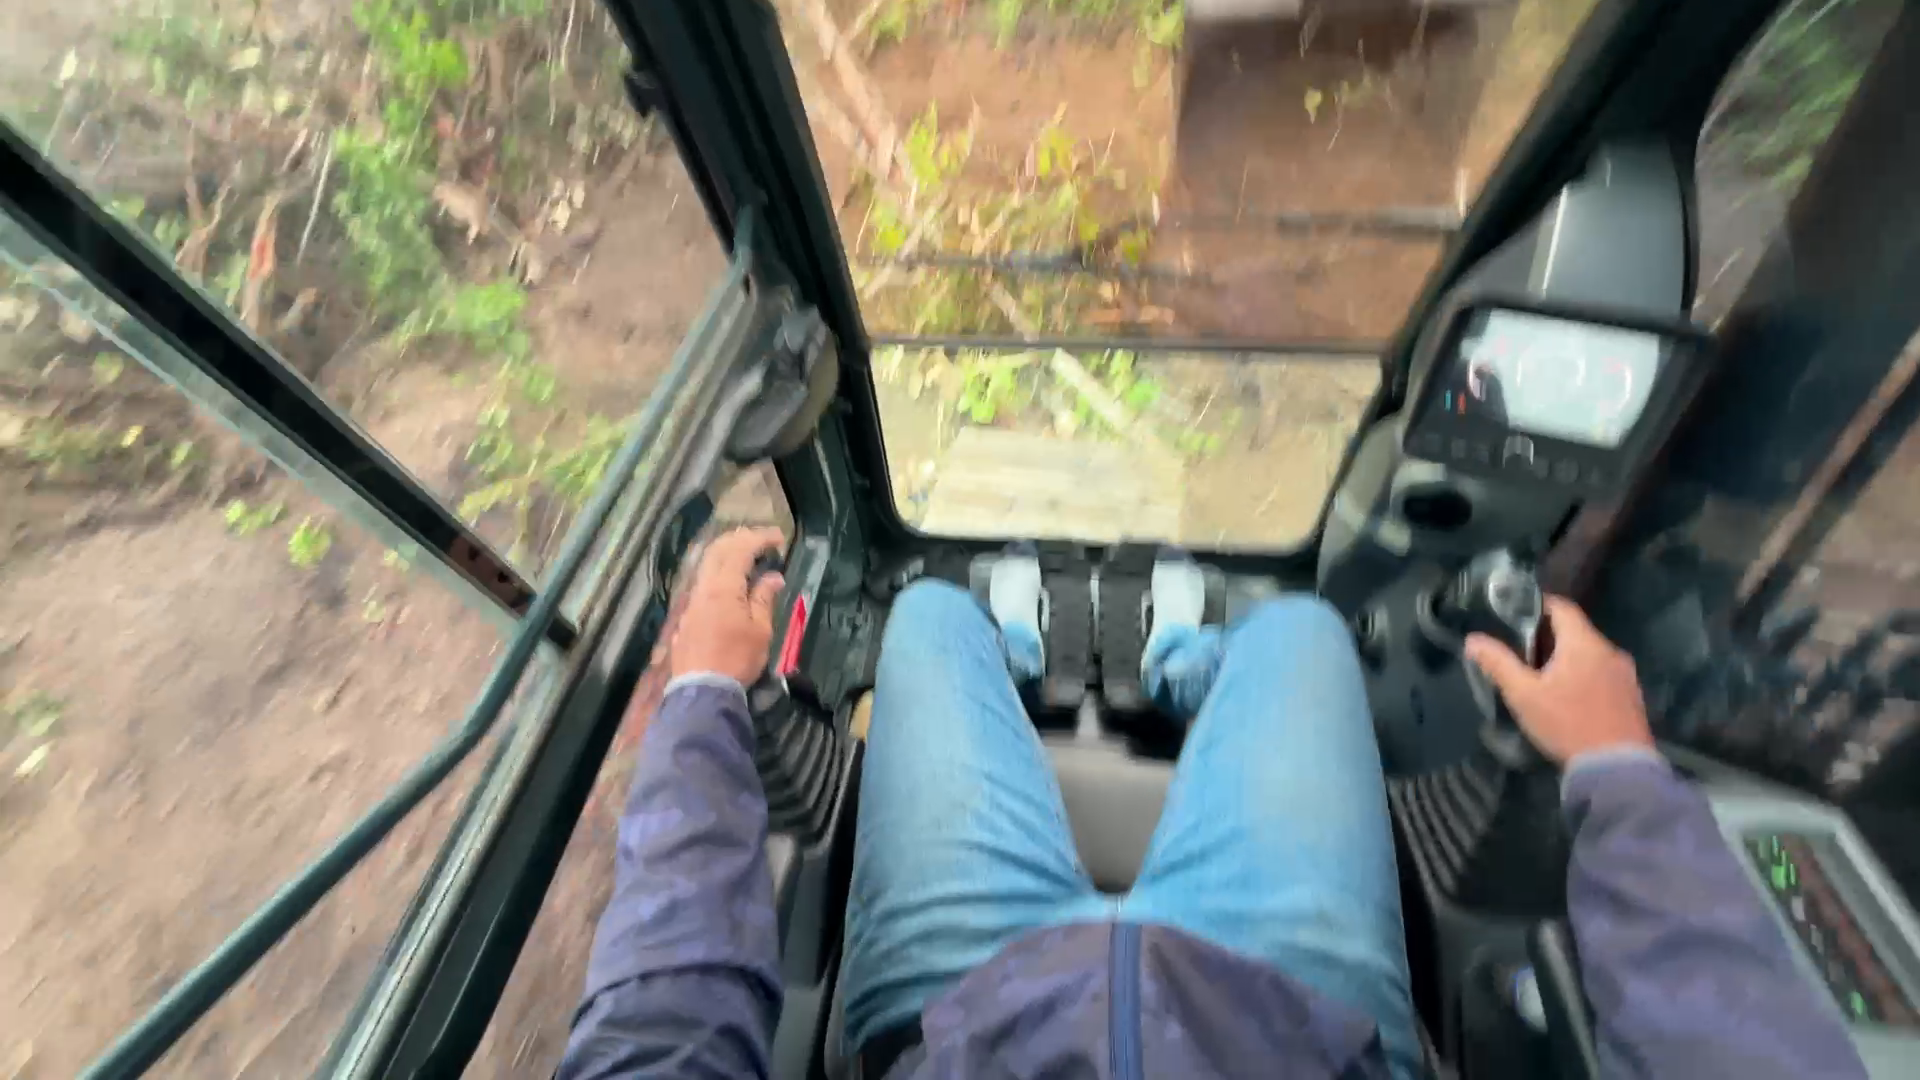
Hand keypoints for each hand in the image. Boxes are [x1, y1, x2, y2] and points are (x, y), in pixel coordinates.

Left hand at [669, 527, 786, 685]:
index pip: (740, 550)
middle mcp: (702, 588)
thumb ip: (763, 598)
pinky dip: (718, 572)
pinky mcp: (687, 616)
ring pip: (706, 566)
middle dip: (740, 538)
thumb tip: (772, 577)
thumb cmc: (737, 659)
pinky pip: (702, 583)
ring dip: (727, 554)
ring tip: (747, 556)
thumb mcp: (760, 630)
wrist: (703, 690)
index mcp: (723, 587)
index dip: (760, 538)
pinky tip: (729, 583)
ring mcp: (691, 602)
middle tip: (761, 539)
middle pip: (717, 550)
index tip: (779, 538)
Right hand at [1463, 595, 1653, 765]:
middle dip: (1545, 634)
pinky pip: (1600, 671)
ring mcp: (1625, 675)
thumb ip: (1497, 662)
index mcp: (1585, 645)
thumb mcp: (1522, 693)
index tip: (1512, 611)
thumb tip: (1472, 640)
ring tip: (1537, 671)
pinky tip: (1563, 692)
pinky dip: (1580, 672)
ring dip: (1563, 655)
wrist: (1616, 768)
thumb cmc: (1567, 722)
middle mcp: (1610, 652)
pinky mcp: (1630, 696)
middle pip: (1575, 630)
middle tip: (1515, 647)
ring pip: (1588, 652)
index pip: (1562, 608)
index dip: (1537, 604)